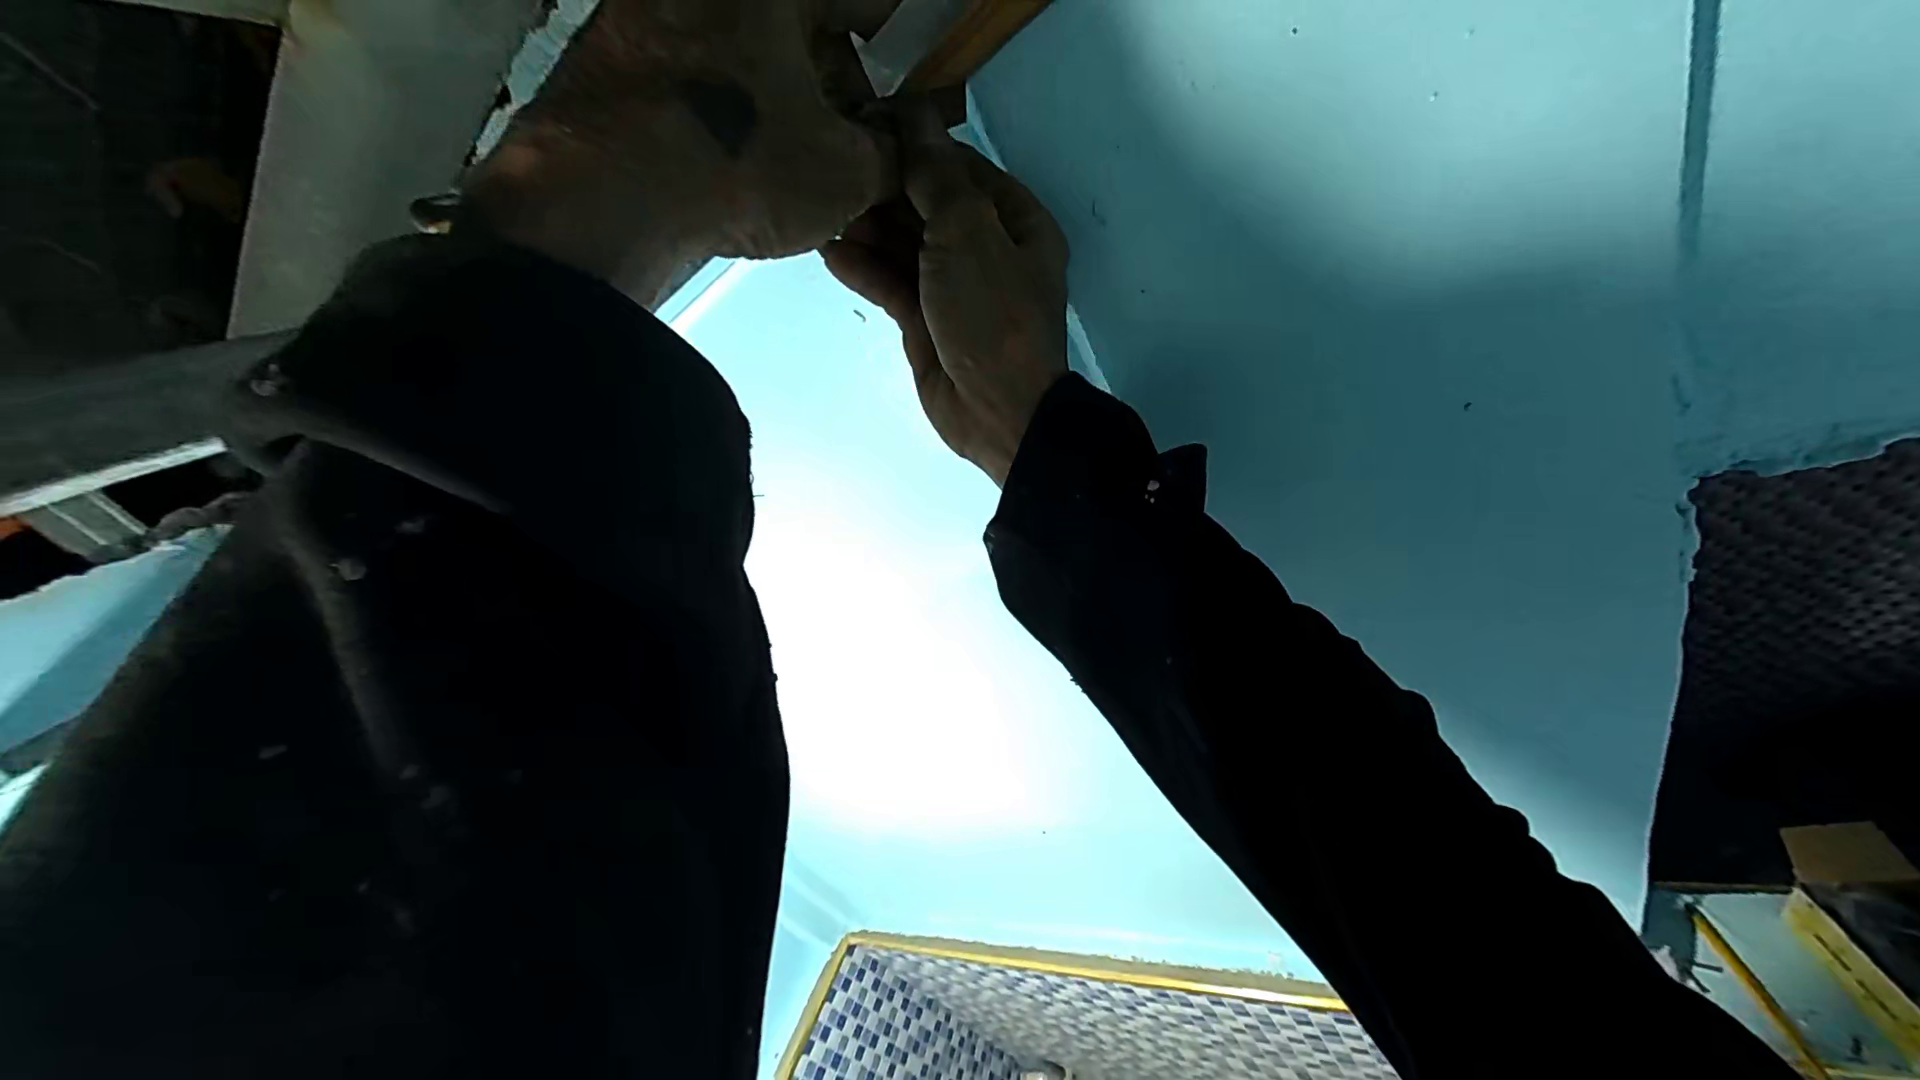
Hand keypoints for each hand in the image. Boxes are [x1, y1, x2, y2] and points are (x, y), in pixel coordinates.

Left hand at [464, 0, 900, 300]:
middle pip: (799, 21)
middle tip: (856, 135)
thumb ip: (887, 155)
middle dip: (838, 79)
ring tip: (802, 160)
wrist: (610, 198)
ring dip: (786, 99)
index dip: (898, 46)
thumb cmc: (736, 165)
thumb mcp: (844, 173)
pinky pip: (702, 73)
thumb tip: (894, 150)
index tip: (910, 77)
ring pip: (748, 50)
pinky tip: (748, 161)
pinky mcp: (615, 53)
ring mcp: (650, 9)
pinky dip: (737, 109)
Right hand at [821, 100, 1069, 485]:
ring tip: (824, 212)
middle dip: (883, 191)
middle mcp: (986, 249)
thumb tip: (911, 116)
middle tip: (834, 175)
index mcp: (1013, 220)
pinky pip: (894, 286)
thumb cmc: (993, 315)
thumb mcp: (968, 234)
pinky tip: (831, 255)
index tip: (862, 129)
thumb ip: (935, 177)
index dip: (912, 145)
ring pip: (906, 247)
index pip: (957, 167)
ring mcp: (954, 289)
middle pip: (927, 206)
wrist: (998, 412)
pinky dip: (866, 271)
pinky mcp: (927, 323)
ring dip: (868, 231)